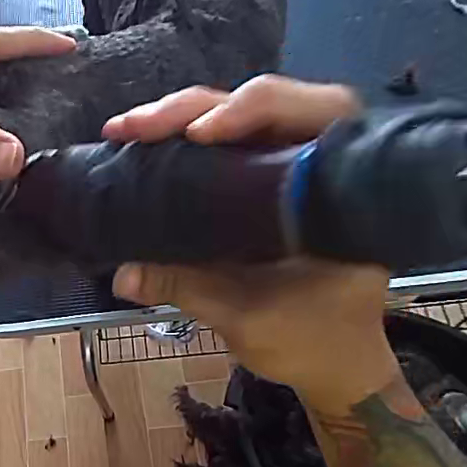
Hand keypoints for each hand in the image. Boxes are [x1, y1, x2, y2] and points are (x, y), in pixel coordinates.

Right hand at [105, 77, 399, 412]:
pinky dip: (190, 142)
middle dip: (197, 107)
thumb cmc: (316, 343)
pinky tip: (150, 146)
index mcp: (345, 192)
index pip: (316, 112)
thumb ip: (189, 289)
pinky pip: (233, 146)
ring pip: (244, 117)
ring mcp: (297, 170)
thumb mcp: (251, 317)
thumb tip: (121, 273)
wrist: (337, 365)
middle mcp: (326, 166)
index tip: (201, 136)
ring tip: (130, 131)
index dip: (256, 109)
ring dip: (185, 117)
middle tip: (134, 128)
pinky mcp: (271, 184)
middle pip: (267, 102)